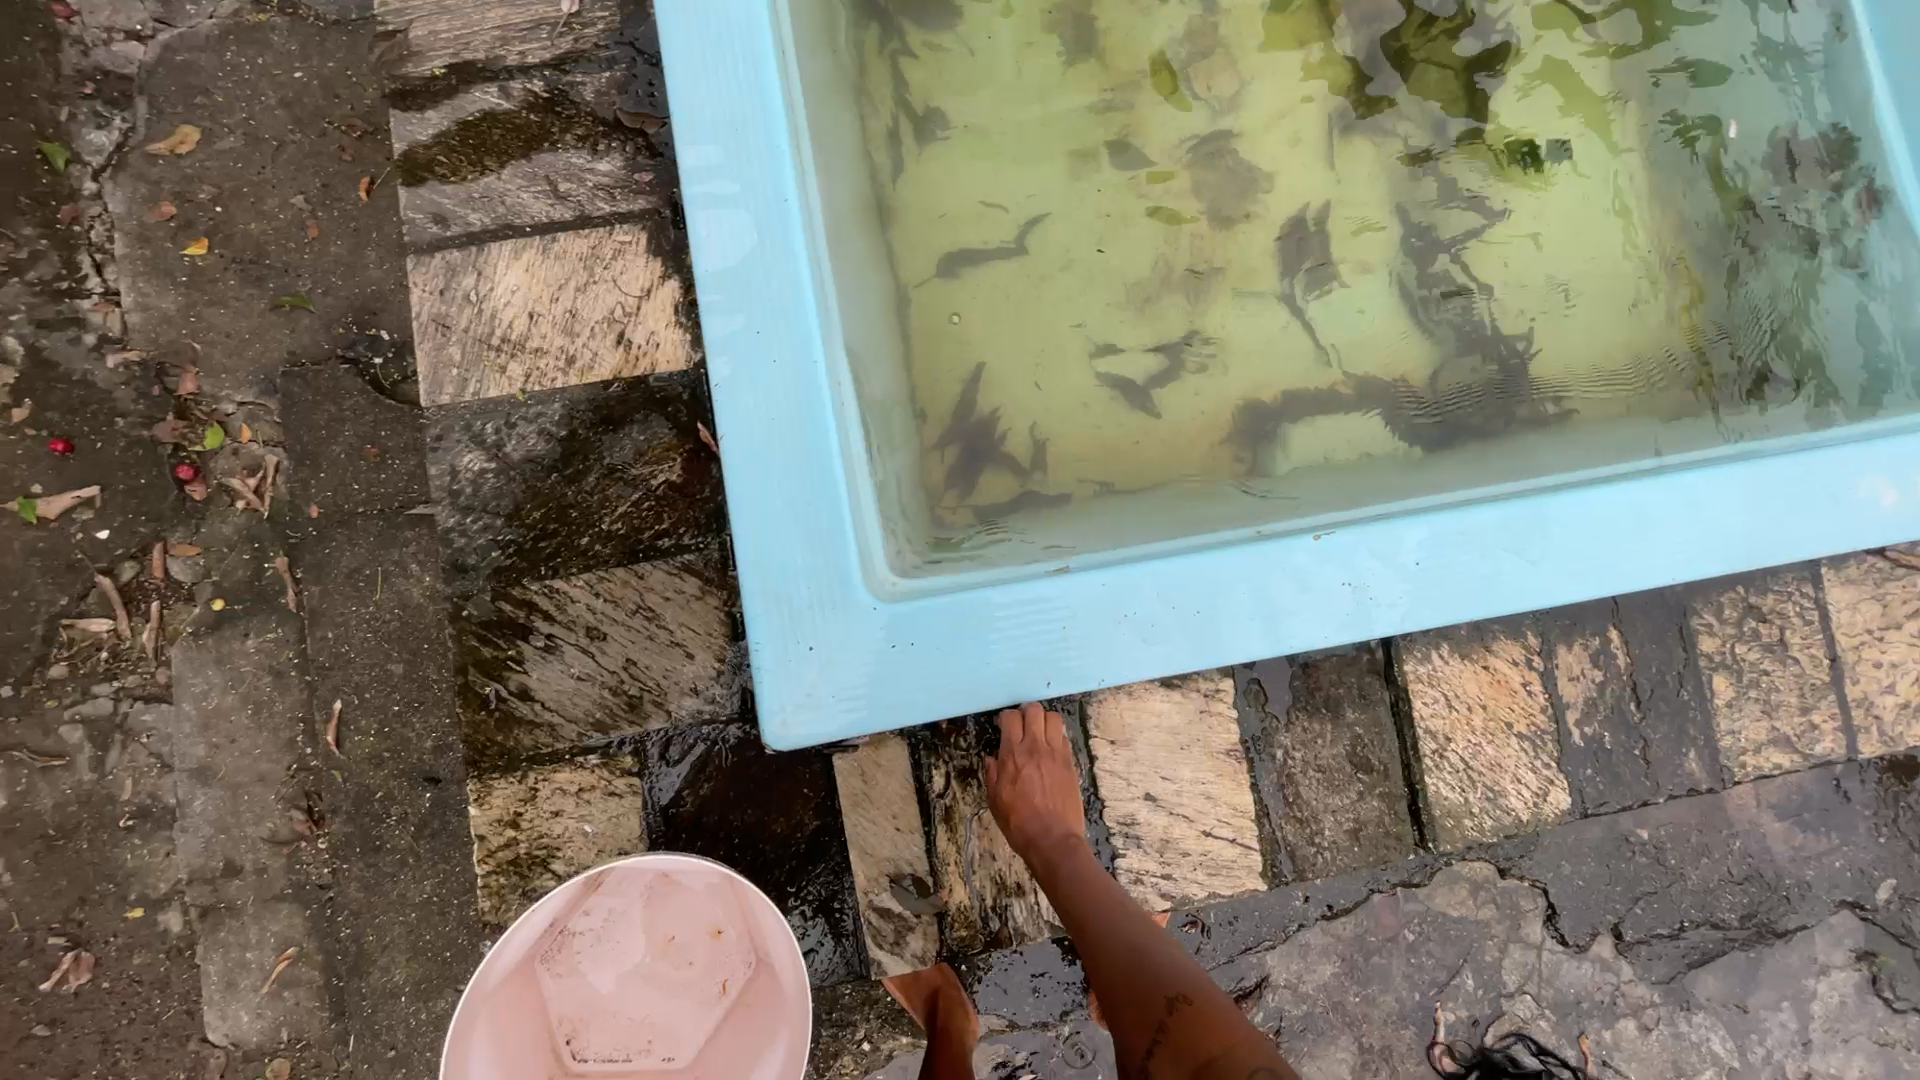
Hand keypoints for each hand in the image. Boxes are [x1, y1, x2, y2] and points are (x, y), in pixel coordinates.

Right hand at [984, 703, 1088, 867]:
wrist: (1052, 839)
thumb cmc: (1018, 822)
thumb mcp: (995, 800)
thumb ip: (992, 774)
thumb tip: (992, 759)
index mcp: (1013, 754)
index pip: (1011, 717)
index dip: (1006, 717)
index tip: (1004, 726)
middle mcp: (1036, 747)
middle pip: (1034, 710)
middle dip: (1026, 712)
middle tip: (1022, 725)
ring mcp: (1056, 753)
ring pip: (1054, 718)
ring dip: (1045, 720)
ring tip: (1039, 733)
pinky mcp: (1071, 763)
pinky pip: (1064, 738)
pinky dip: (1057, 737)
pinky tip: (1051, 750)